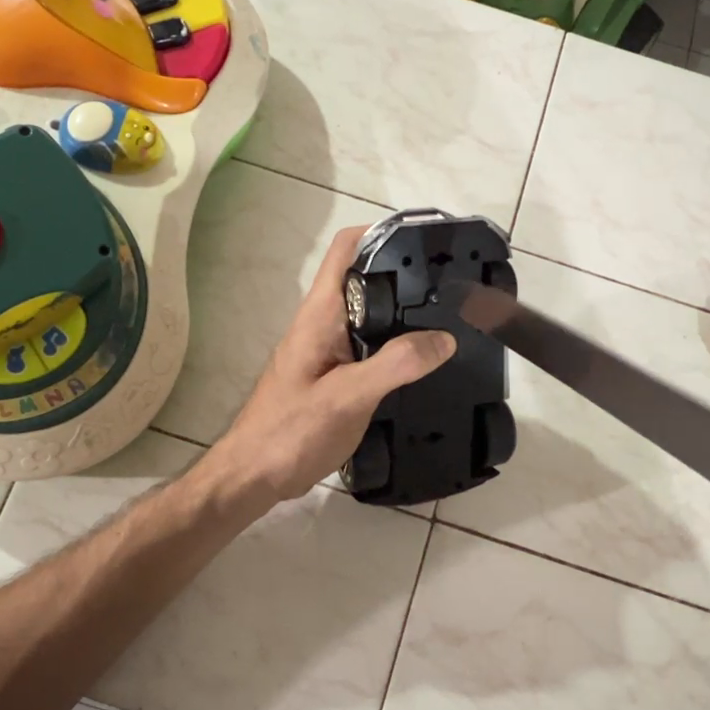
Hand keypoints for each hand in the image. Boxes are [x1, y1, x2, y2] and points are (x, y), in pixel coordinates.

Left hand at [204, 226, 455, 502]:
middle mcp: (323, 324)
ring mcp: (328, 352)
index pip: (347, 249)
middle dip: (407, 275)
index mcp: (319, 315)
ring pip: (371, 318)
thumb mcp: (346, 398)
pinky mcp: (335, 378)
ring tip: (452, 319)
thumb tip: (443, 339)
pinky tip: (425, 364)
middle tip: (456, 284)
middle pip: (366, 280)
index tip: (428, 240)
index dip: (384, 233)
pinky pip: (371, 349)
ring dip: (406, 315)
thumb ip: (394, 365)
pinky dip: (398, 347)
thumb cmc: (290, 433)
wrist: (253, 476)